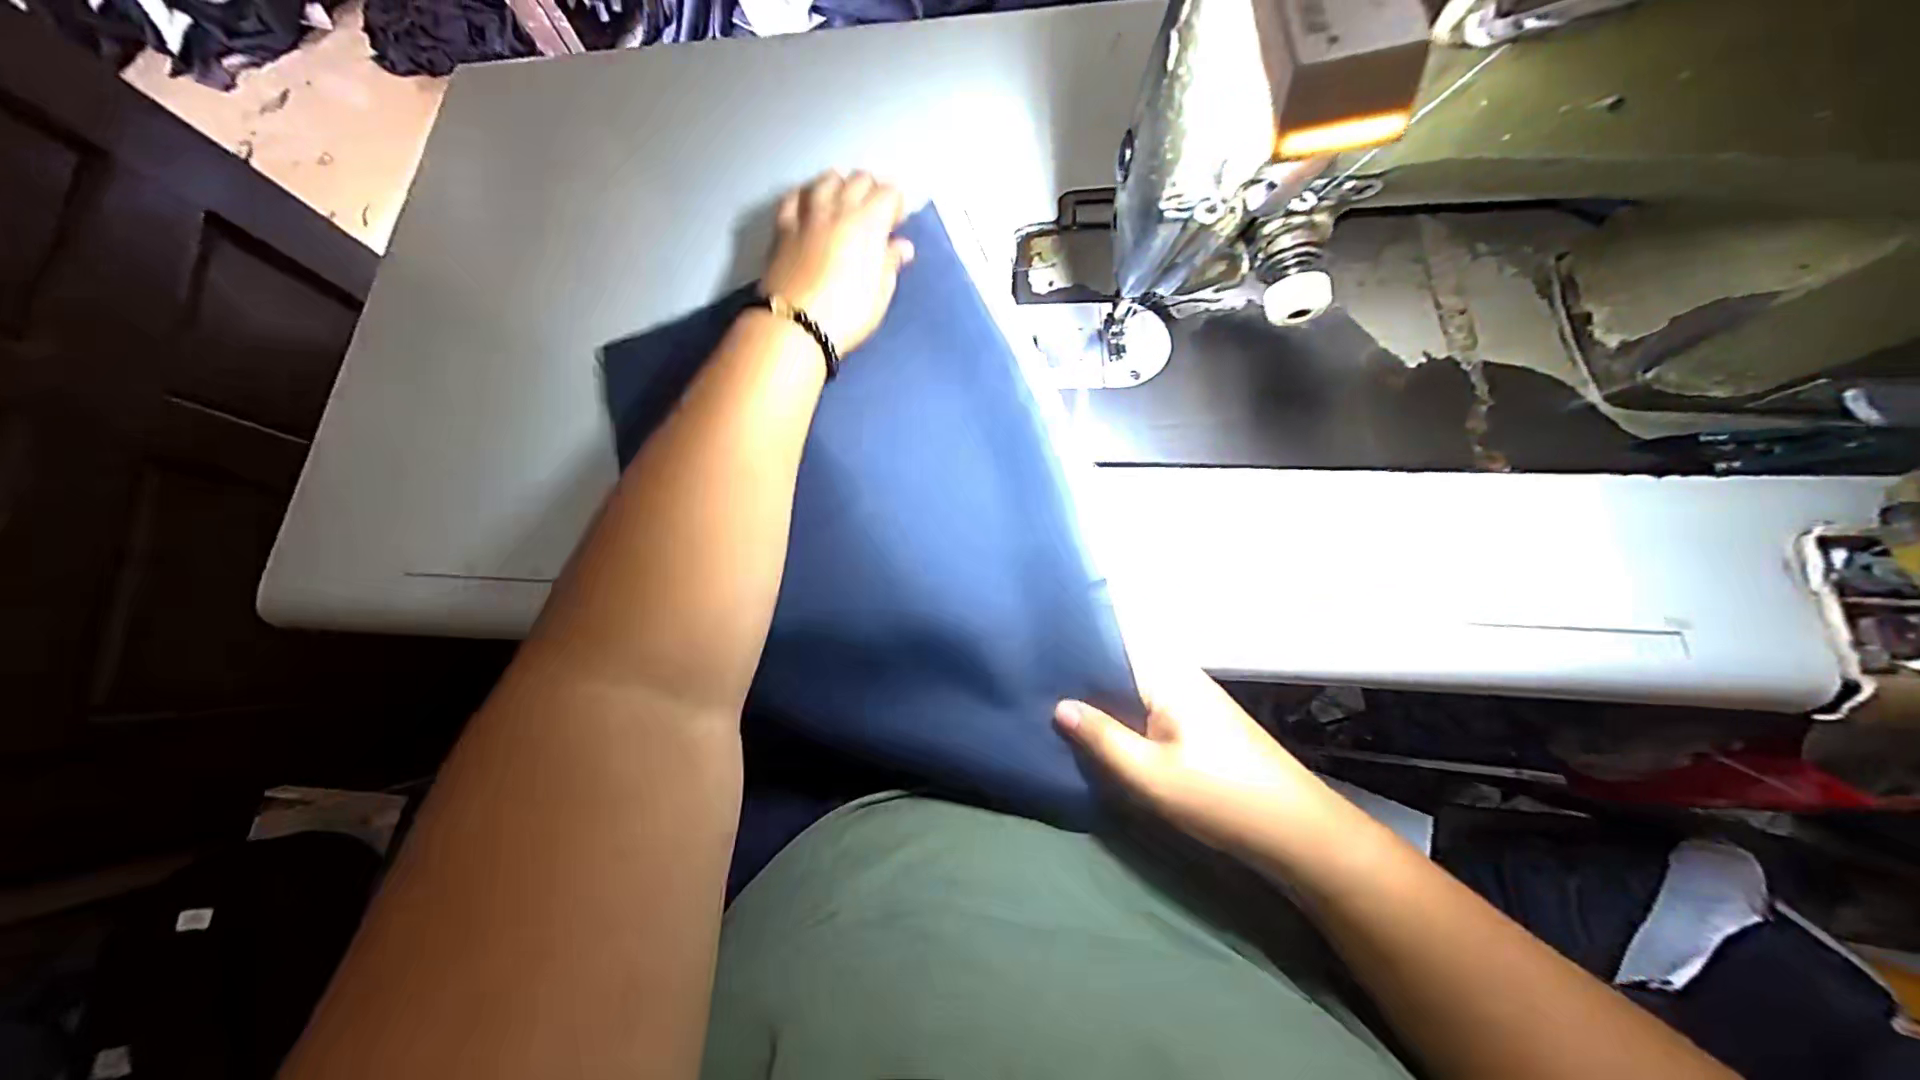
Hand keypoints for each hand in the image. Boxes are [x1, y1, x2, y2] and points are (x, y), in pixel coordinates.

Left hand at [762, 170, 915, 354]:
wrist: (794, 326)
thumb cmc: (846, 314)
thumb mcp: (879, 295)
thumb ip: (889, 264)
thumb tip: (901, 246)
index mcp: (868, 223)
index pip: (889, 194)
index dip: (896, 205)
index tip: (897, 223)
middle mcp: (838, 208)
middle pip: (859, 179)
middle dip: (872, 190)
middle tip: (875, 212)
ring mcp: (807, 214)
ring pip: (826, 180)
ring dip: (840, 185)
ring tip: (844, 201)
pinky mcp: (782, 226)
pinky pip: (795, 197)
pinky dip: (807, 195)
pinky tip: (810, 205)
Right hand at [1056, 669, 1350, 857]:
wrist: (1297, 831)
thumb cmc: (1219, 796)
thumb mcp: (1149, 774)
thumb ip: (1101, 737)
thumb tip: (1059, 705)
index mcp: (1167, 675)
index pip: (1112, 641)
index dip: (1076, 646)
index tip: (1038, 653)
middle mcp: (1180, 676)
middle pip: (1122, 663)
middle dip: (1084, 676)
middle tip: (1039, 686)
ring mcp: (1194, 698)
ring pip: (1135, 687)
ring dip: (1105, 698)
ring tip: (1061, 707)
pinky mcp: (1201, 722)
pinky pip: (1150, 706)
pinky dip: (1126, 715)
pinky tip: (1105, 732)